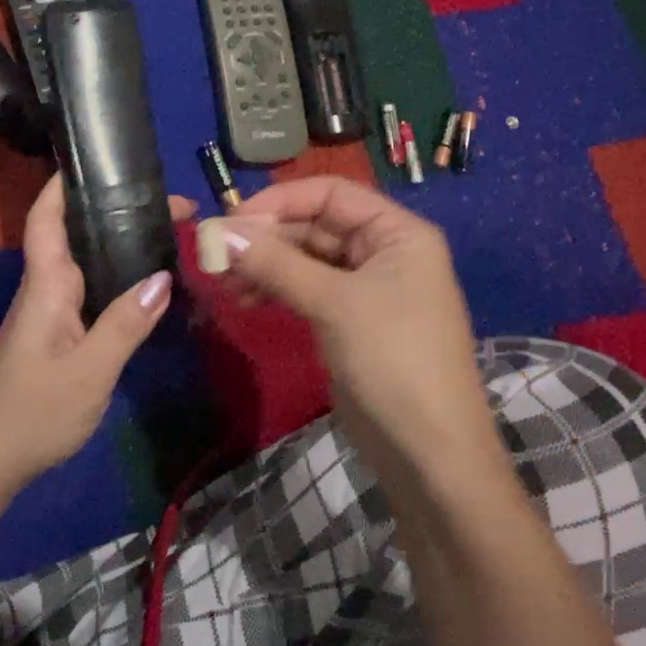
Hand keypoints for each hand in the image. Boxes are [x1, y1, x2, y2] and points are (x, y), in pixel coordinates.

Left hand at [0, 175, 194, 490]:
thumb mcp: (91, 371)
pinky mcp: (54, 335)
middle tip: (167, 202)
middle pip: (72, 234)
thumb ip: (126, 323)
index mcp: (46, 285)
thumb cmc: (36, 411)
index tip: (97, 158)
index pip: (46, 218)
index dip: (63, 184)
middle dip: (111, 211)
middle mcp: (44, 289)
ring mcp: (47, 313)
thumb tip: (163, 276)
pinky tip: (143, 283)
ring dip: (116, 244)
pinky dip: (114, 277)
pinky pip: (86, 292)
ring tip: (165, 231)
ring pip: (82, 263)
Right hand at [204, 176, 499, 467]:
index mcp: (398, 233)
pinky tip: (244, 300)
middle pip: (313, 224)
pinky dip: (274, 288)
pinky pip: (305, 287)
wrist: (429, 452)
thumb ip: (275, 263)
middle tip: (216, 256)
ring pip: (304, 258)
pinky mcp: (349, 319)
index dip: (279, 201)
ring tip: (224, 283)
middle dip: (265, 237)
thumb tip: (217, 232)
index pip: (330, 193)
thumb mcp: (333, 304)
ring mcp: (366, 287)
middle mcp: (384, 251)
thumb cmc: (393, 361)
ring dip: (264, 264)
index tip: (231, 222)